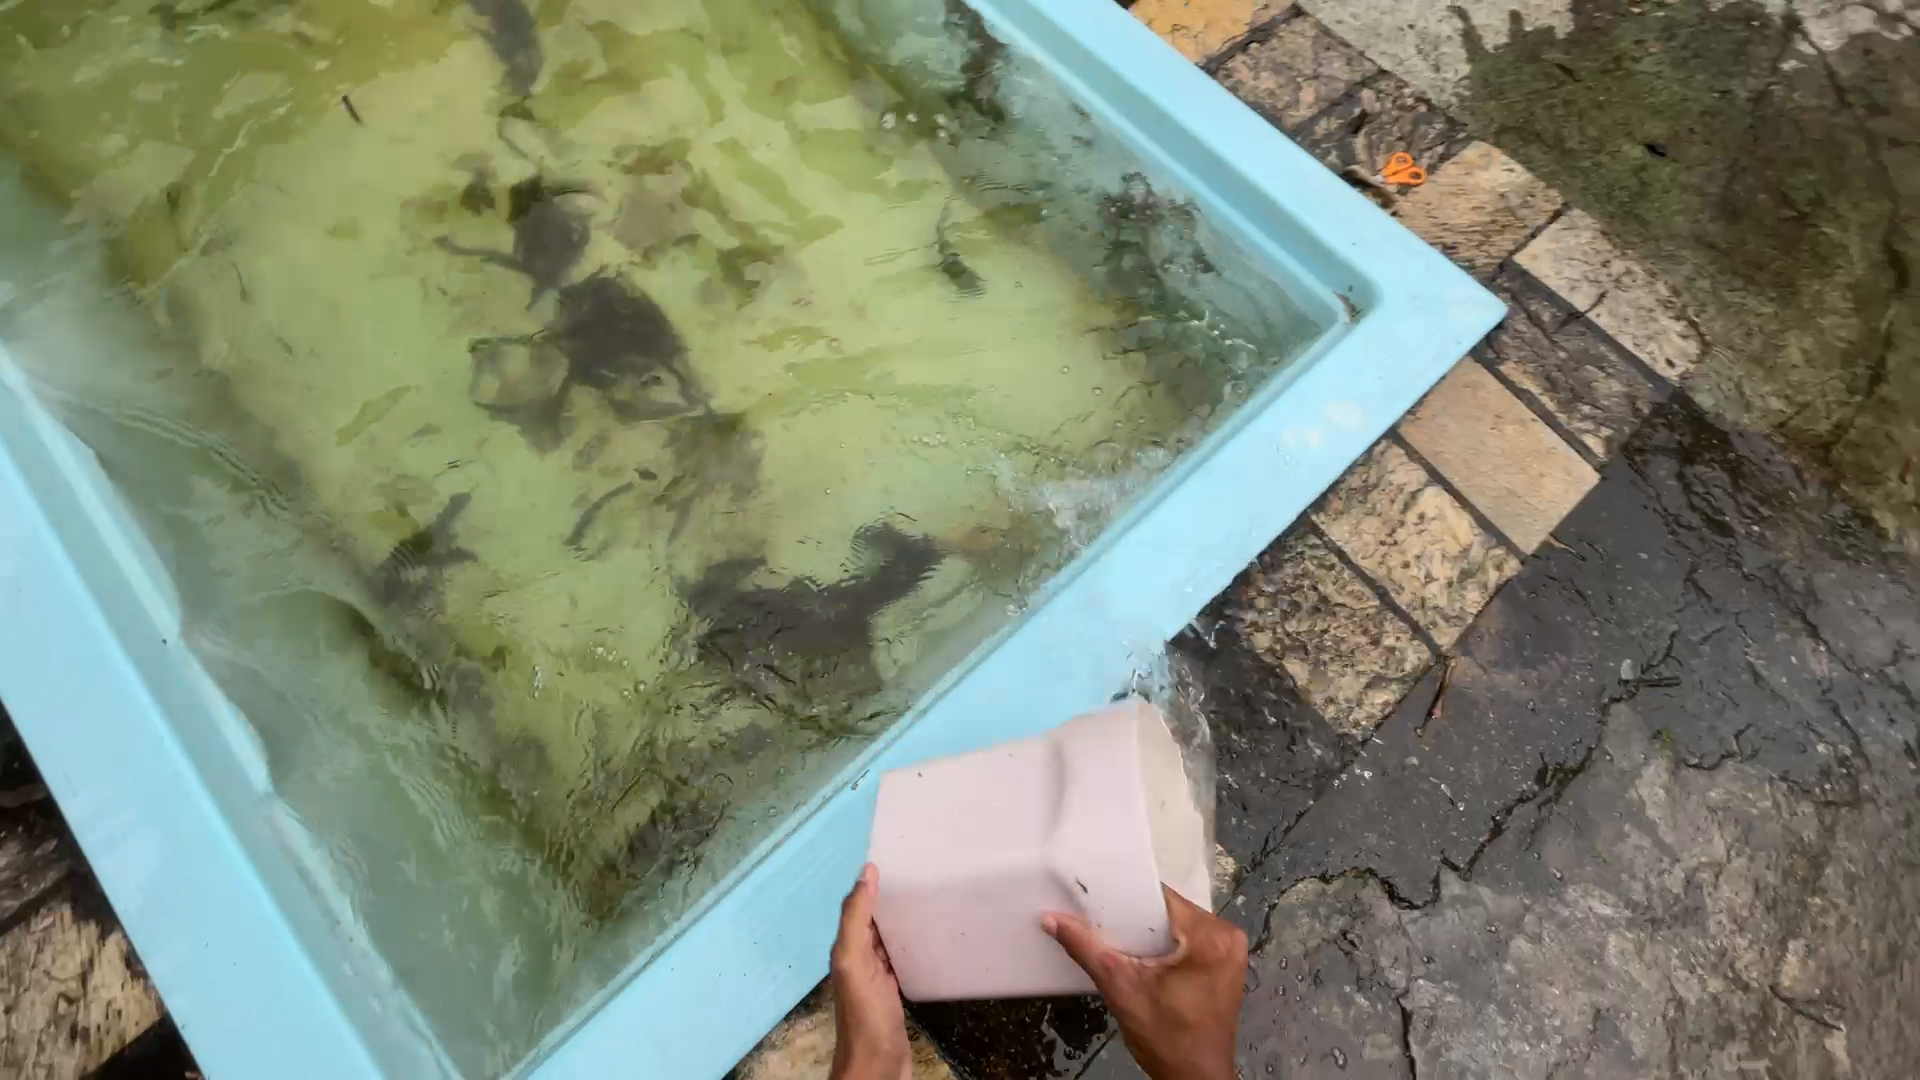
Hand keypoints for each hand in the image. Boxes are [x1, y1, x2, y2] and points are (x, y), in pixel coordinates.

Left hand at [829, 864, 910, 1079]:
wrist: (878, 1068)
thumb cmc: (865, 1013)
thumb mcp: (854, 960)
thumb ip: (856, 917)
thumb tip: (867, 870)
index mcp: (847, 946)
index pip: (859, 902)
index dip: (873, 880)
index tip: (899, 856)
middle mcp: (860, 955)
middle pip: (875, 916)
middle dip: (892, 894)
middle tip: (921, 871)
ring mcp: (877, 974)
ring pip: (889, 934)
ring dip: (903, 916)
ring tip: (929, 895)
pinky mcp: (895, 989)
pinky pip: (903, 955)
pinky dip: (913, 941)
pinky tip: (930, 935)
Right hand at [1043, 886, 1247, 1079]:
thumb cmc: (1164, 1037)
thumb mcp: (1120, 988)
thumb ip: (1086, 948)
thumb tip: (1050, 919)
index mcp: (1208, 936)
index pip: (1160, 897)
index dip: (1128, 897)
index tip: (1099, 899)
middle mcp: (1227, 935)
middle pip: (1170, 908)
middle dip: (1139, 916)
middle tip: (1106, 921)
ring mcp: (1232, 948)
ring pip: (1179, 920)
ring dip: (1152, 928)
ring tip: (1122, 936)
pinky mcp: (1229, 961)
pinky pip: (1191, 935)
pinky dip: (1168, 941)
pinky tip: (1145, 951)